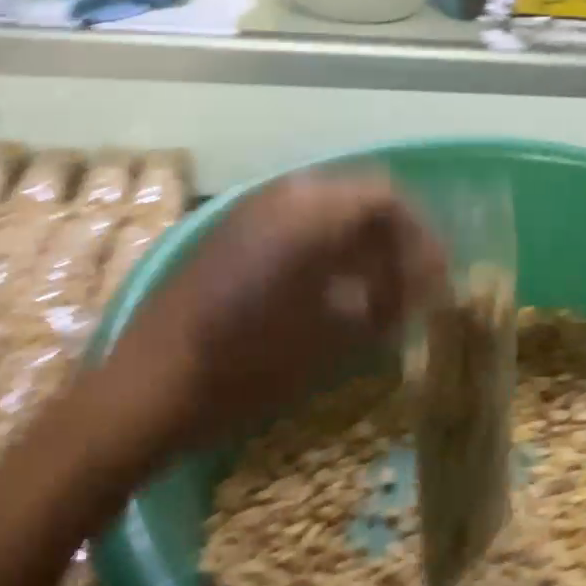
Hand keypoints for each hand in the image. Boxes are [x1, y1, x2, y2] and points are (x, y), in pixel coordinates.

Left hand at [104, 172, 443, 453]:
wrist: (147, 388)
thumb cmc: (244, 367)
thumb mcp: (327, 341)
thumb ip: (383, 306)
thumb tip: (419, 293)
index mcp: (308, 213)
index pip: (386, 198)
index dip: (421, 237)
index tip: (439, 281)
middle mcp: (281, 197)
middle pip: (358, 199)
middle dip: (393, 241)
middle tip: (414, 290)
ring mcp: (251, 214)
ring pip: (328, 213)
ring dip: (361, 248)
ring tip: (379, 301)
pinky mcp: (231, 237)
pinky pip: (296, 228)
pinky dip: (327, 254)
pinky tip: (333, 299)